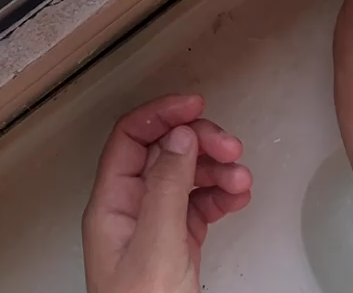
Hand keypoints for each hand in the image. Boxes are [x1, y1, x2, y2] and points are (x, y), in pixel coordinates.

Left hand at [81, 93, 252, 292]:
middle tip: (229, 146)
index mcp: (112, 204)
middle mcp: (130, 210)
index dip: (161, 114)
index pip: (131, 137)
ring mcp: (154, 226)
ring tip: (240, 177)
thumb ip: (165, 187)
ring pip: (184, 176)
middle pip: (163, 152)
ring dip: (215, 168)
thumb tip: (177, 136)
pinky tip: (237, 195)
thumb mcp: (156, 248)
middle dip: (198, 142)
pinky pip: (199, 205)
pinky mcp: (176, 245)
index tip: (194, 105)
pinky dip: (220, 194)